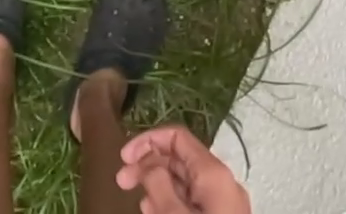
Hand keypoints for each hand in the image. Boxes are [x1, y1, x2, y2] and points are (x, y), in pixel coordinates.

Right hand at [117, 125, 250, 213]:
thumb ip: (157, 181)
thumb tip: (147, 160)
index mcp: (213, 173)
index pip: (177, 137)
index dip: (147, 140)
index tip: (123, 158)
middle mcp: (221, 183)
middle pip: (179, 160)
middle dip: (148, 167)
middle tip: (121, 182)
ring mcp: (224, 205)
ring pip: (184, 183)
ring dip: (157, 188)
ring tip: (141, 207)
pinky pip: (192, 203)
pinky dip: (171, 204)